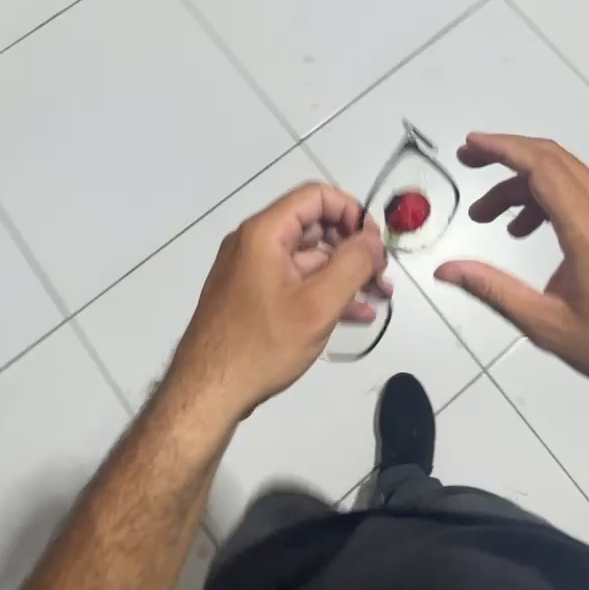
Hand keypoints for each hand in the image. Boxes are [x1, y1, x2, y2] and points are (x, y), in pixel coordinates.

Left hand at [164, 183, 387, 423]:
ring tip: (378, 296)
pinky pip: (296, 280)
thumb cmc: (262, 344)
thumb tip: (372, 239)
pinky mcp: (253, 296)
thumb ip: (352, 264)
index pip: (315, 196)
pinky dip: (324, 290)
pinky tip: (355, 313)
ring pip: (308, 257)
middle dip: (353, 246)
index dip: (351, 211)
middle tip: (381, 274)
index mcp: (264, 232)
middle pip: (313, 225)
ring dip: (344, 272)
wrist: (207, 392)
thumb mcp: (317, 305)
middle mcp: (255, 242)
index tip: (375, 242)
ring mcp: (252, 270)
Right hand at [433, 133, 588, 404]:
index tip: (471, 146)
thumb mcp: (546, 324)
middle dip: (507, 153)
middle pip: (554, 159)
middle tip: (467, 160)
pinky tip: (524, 228)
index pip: (544, 169)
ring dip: (522, 182)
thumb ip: (492, 289)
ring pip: (566, 174)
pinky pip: (580, 192)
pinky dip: (545, 196)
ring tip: (486, 215)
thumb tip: (444, 270)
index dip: (504, 150)